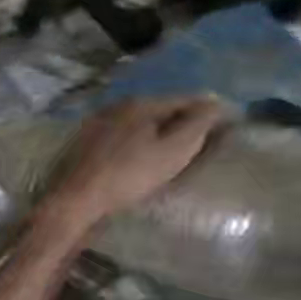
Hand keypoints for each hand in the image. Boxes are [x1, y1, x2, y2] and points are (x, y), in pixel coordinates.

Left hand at [41, 96, 227, 228]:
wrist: (74, 199)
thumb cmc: (128, 176)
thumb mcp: (172, 151)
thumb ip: (197, 124)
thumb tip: (217, 102)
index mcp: (140, 103)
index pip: (184, 99)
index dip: (208, 111)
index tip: (226, 122)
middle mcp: (116, 106)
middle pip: (159, 110)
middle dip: (181, 121)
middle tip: (202, 138)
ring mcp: (96, 124)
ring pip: (137, 124)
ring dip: (156, 133)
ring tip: (173, 150)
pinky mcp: (83, 145)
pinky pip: (120, 139)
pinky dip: (135, 144)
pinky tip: (138, 159)